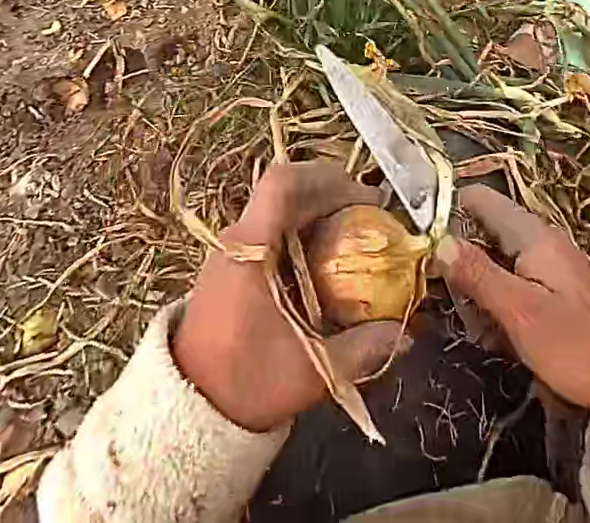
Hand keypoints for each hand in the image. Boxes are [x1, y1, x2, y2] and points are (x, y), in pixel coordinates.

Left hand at [172, 163, 409, 431]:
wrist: (184, 411)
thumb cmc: (242, 385)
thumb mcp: (308, 372)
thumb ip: (360, 351)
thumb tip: (405, 335)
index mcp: (249, 251)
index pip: (281, 184)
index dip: (325, 178)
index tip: (362, 196)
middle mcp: (239, 240)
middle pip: (288, 191)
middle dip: (334, 193)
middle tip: (372, 212)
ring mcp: (234, 251)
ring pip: (282, 208)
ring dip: (321, 210)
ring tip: (357, 230)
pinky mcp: (236, 266)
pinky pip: (275, 230)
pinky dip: (307, 231)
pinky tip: (330, 258)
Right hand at [434, 185, 589, 438]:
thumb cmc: (575, 345)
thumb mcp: (520, 311)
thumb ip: (478, 274)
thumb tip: (439, 241)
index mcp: (533, 234)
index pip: (480, 200)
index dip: (448, 213)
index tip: (422, 243)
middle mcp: (539, 239)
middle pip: (483, 230)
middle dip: (460, 258)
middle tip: (448, 297)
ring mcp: (547, 263)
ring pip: (493, 259)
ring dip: (476, 287)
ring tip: (476, 324)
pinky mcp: (551, 287)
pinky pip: (510, 280)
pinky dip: (496, 300)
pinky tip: (495, 332)